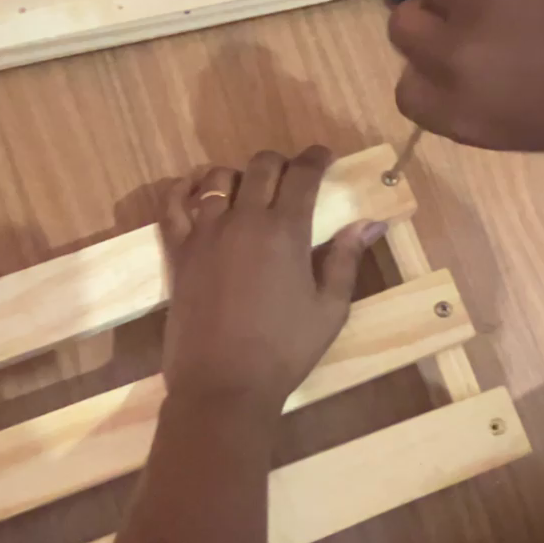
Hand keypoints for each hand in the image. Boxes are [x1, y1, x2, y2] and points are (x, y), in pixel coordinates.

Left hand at [158, 146, 384, 414]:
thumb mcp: (329, 309)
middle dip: (281, 163)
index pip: (302, 175)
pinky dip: (184, 188)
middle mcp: (243, 219)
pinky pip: (173, 204)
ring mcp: (205, 232)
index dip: (316, 159)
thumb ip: (346, 260)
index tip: (323, 158)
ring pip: (218, 178)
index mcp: (286, 230)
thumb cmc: (284, 351)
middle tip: (291, 176)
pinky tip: (196, 188)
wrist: (224, 384)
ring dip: (238, 176)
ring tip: (248, 189)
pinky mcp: (178, 251)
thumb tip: (370, 223)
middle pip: (261, 167)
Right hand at [389, 0, 543, 150]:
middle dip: (434, 19)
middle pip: (403, 24)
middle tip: (478, 17)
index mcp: (464, 114)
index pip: (406, 90)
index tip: (457, 64)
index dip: (429, 73)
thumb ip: (488, 101)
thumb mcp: (540, 127)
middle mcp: (456, 56)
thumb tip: (474, 71)